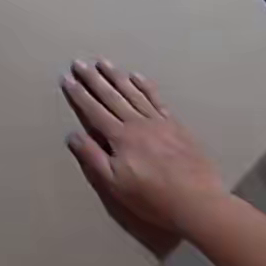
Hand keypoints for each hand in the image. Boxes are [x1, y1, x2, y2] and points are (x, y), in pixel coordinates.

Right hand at [60, 59, 230, 253]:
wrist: (199, 202)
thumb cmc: (152, 197)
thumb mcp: (115, 184)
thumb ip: (93, 157)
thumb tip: (72, 135)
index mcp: (120, 137)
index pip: (93, 110)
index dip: (79, 94)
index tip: (67, 78)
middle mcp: (137, 123)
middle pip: (110, 96)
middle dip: (93, 79)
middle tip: (79, 63)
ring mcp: (158, 122)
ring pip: (132, 93)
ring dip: (116, 76)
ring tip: (103, 62)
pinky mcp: (175, 125)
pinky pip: (156, 99)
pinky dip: (145, 86)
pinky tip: (136, 77)